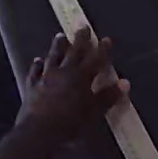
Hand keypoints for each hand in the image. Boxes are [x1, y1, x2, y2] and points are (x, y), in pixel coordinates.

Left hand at [16, 27, 127, 143]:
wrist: (38, 131)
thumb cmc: (70, 123)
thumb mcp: (93, 112)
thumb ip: (107, 97)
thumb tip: (125, 82)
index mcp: (81, 77)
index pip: (95, 60)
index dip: (102, 50)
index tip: (107, 39)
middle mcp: (63, 72)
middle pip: (73, 52)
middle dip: (80, 39)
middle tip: (83, 27)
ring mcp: (46, 77)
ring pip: (53, 57)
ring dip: (57, 46)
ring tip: (60, 35)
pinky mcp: (32, 86)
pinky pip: (35, 71)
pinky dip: (37, 65)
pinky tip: (37, 60)